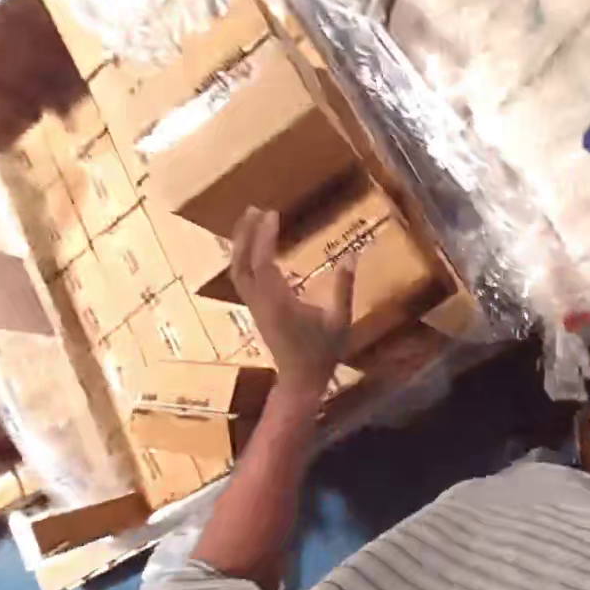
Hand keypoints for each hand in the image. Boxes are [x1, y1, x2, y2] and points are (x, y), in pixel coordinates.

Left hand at [228, 207, 354, 399]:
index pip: (264, 264)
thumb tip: (351, 256)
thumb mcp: (340, 322)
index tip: (271, 213)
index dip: (264, 237)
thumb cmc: (323, 353)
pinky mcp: (255, 311)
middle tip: (254, 209)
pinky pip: (242, 279)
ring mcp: (254, 307)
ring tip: (249, 220)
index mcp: (280, 304)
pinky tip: (251, 247)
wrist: (300, 381)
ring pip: (237, 272)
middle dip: (245, 235)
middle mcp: (261, 303)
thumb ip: (344, 289)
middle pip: (242, 264)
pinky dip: (243, 258)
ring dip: (240, 245)